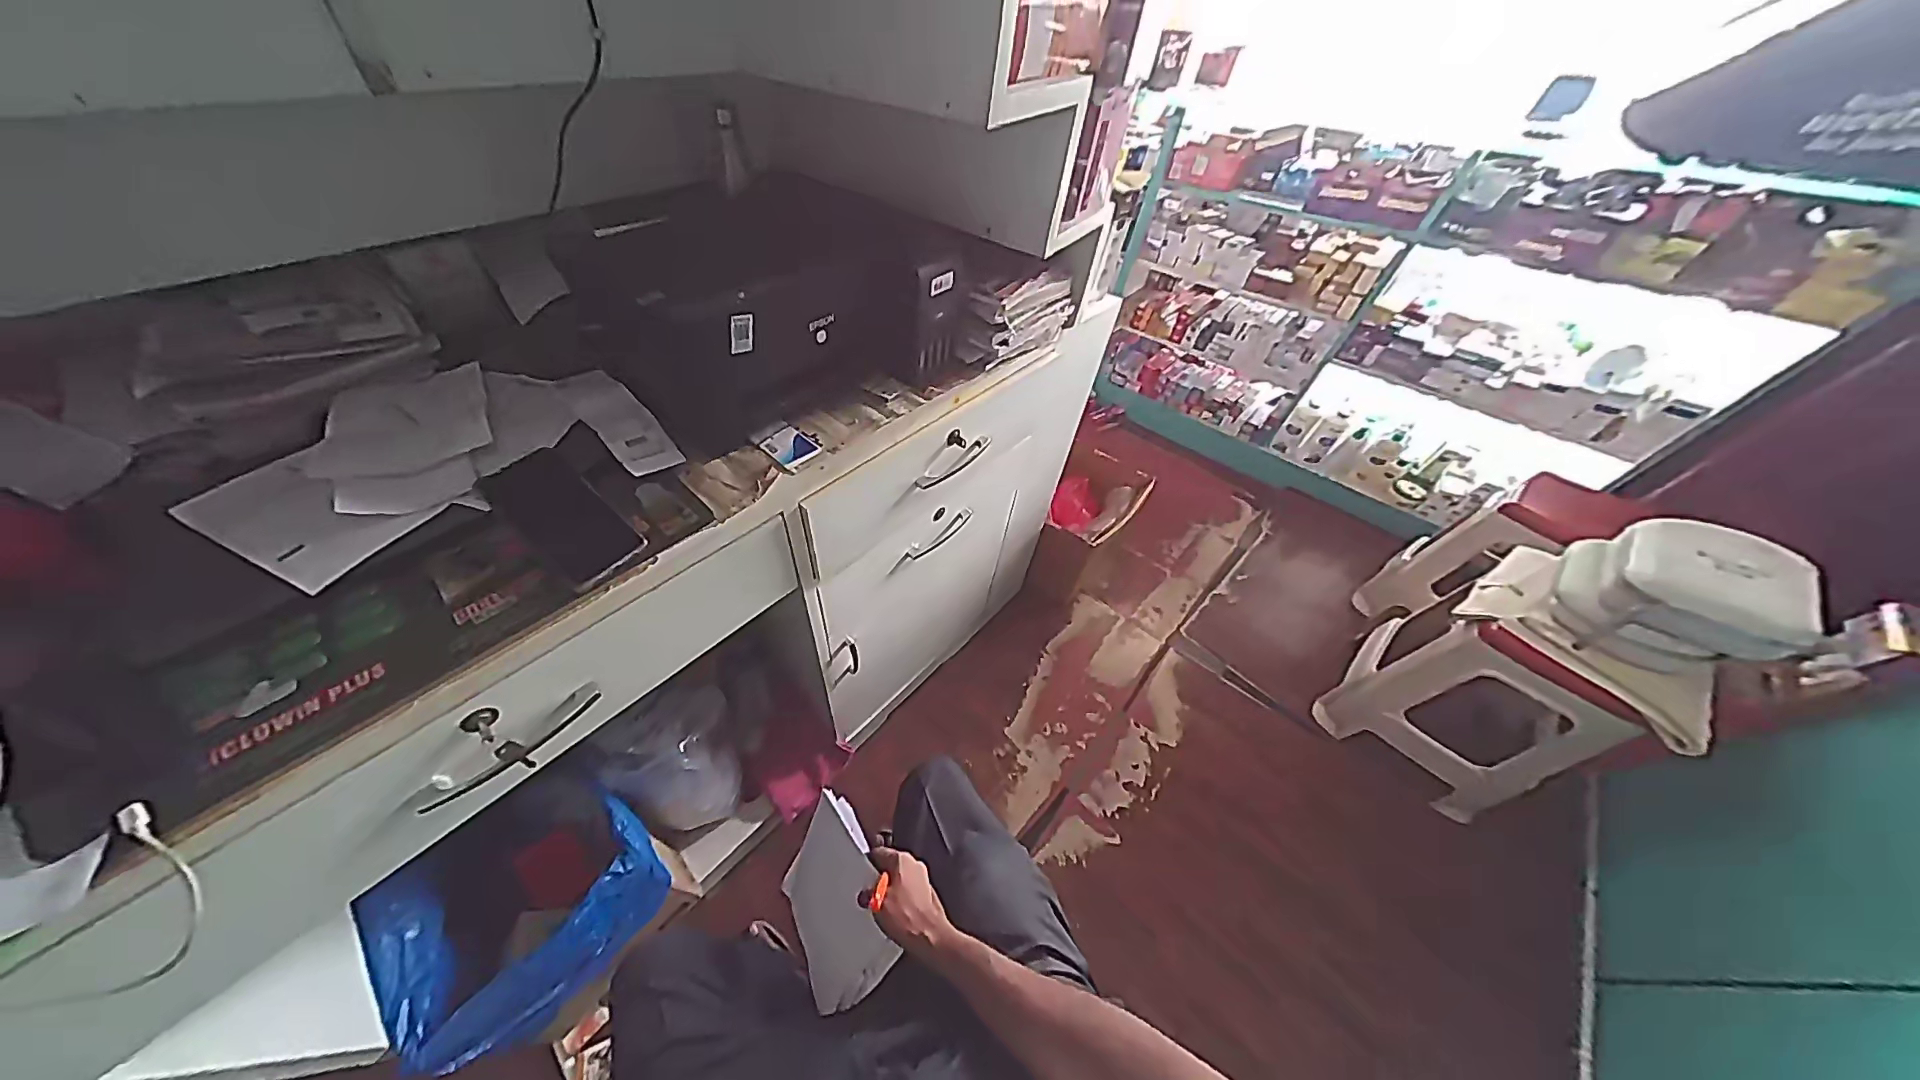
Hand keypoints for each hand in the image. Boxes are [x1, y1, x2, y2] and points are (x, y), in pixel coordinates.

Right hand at [860, 846, 961, 960]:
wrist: (930, 937)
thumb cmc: (906, 918)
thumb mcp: (876, 902)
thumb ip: (868, 891)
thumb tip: (866, 893)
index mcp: (902, 859)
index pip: (879, 853)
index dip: (868, 864)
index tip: (862, 876)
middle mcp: (915, 864)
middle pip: (890, 866)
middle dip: (881, 881)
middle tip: (873, 898)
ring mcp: (923, 878)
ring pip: (900, 880)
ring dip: (892, 892)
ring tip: (886, 911)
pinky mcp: (928, 893)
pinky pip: (909, 892)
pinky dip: (902, 900)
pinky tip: (898, 916)